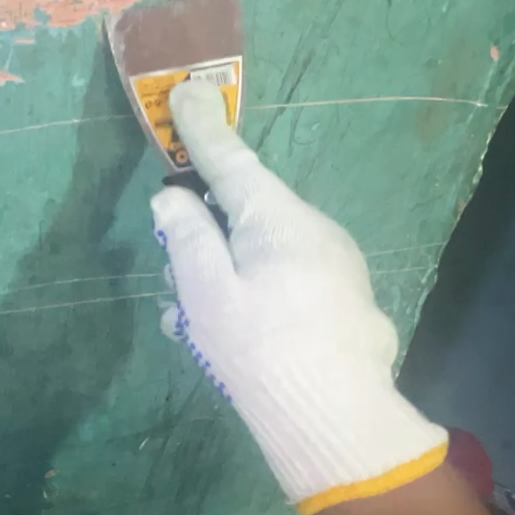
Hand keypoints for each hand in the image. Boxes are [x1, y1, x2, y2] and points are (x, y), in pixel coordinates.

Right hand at [152, 82, 447, 514]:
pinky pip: (282, 280)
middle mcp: (313, 231)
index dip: (202, 130)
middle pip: (244, 213)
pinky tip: (231, 339)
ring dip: (222, 275)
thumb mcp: (207, 293)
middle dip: (205, 235)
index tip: (185, 92)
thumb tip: (173, 197)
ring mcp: (334, 267)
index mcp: (278, 220)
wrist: (335, 422)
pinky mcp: (341, 301)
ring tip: (198, 327)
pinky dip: (250, 295)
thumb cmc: (261, 351)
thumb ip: (186, 237)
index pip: (231, 162)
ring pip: (260, 252)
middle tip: (180, 282)